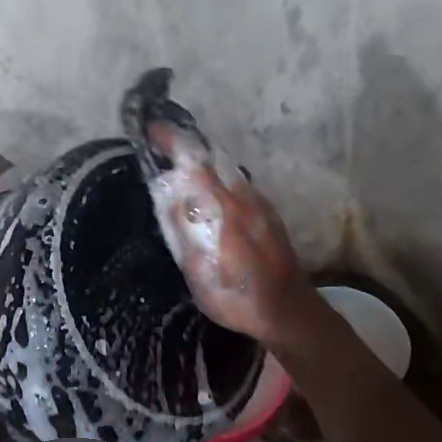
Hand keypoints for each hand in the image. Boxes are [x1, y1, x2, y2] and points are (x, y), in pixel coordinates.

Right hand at [150, 154, 323, 347]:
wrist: (289, 312)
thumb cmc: (238, 296)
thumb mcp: (199, 270)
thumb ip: (183, 229)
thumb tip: (169, 192)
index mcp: (225, 207)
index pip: (195, 160)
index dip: (172, 141)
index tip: (151, 129)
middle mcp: (245, 197)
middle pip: (214, 158)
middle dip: (186, 147)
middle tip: (160, 147)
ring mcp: (260, 204)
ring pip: (228, 170)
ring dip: (202, 163)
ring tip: (179, 168)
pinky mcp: (268, 215)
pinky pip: (238, 184)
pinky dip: (217, 179)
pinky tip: (208, 195)